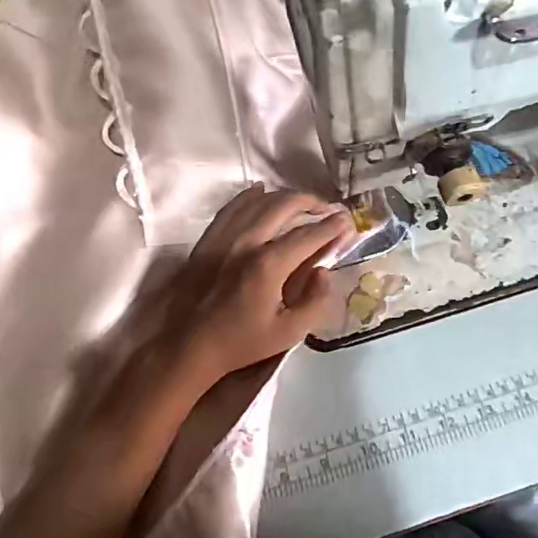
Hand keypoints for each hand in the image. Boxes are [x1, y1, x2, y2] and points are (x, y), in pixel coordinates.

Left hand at [153, 185, 352, 385]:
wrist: (189, 346)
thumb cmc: (242, 342)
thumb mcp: (289, 332)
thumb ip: (315, 300)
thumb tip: (324, 271)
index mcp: (269, 265)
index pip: (308, 235)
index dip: (332, 225)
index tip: (347, 221)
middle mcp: (247, 242)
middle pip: (284, 205)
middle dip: (311, 202)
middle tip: (327, 208)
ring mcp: (224, 237)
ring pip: (258, 201)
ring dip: (284, 196)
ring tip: (302, 202)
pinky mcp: (208, 240)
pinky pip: (231, 207)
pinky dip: (249, 196)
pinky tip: (260, 190)